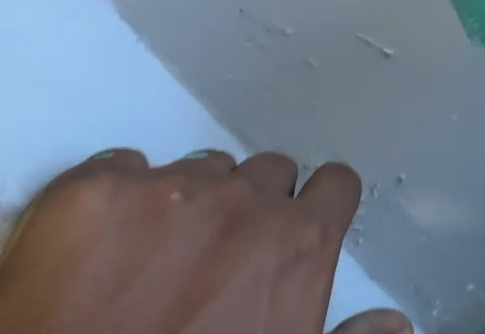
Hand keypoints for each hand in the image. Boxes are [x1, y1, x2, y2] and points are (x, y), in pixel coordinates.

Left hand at [0, 149, 410, 333]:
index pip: (335, 185)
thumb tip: (394, 321)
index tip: (296, 229)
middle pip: (266, 172)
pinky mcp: (89, 189)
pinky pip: (120, 166)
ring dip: (187, 202)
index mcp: (297, 244)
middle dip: (250, 207)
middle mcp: (243, 199)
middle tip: (212, 263)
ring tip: (148, 260)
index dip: (318, 208)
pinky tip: (93, 251)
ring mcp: (165, 186)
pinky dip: (116, 199)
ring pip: (198, 166)